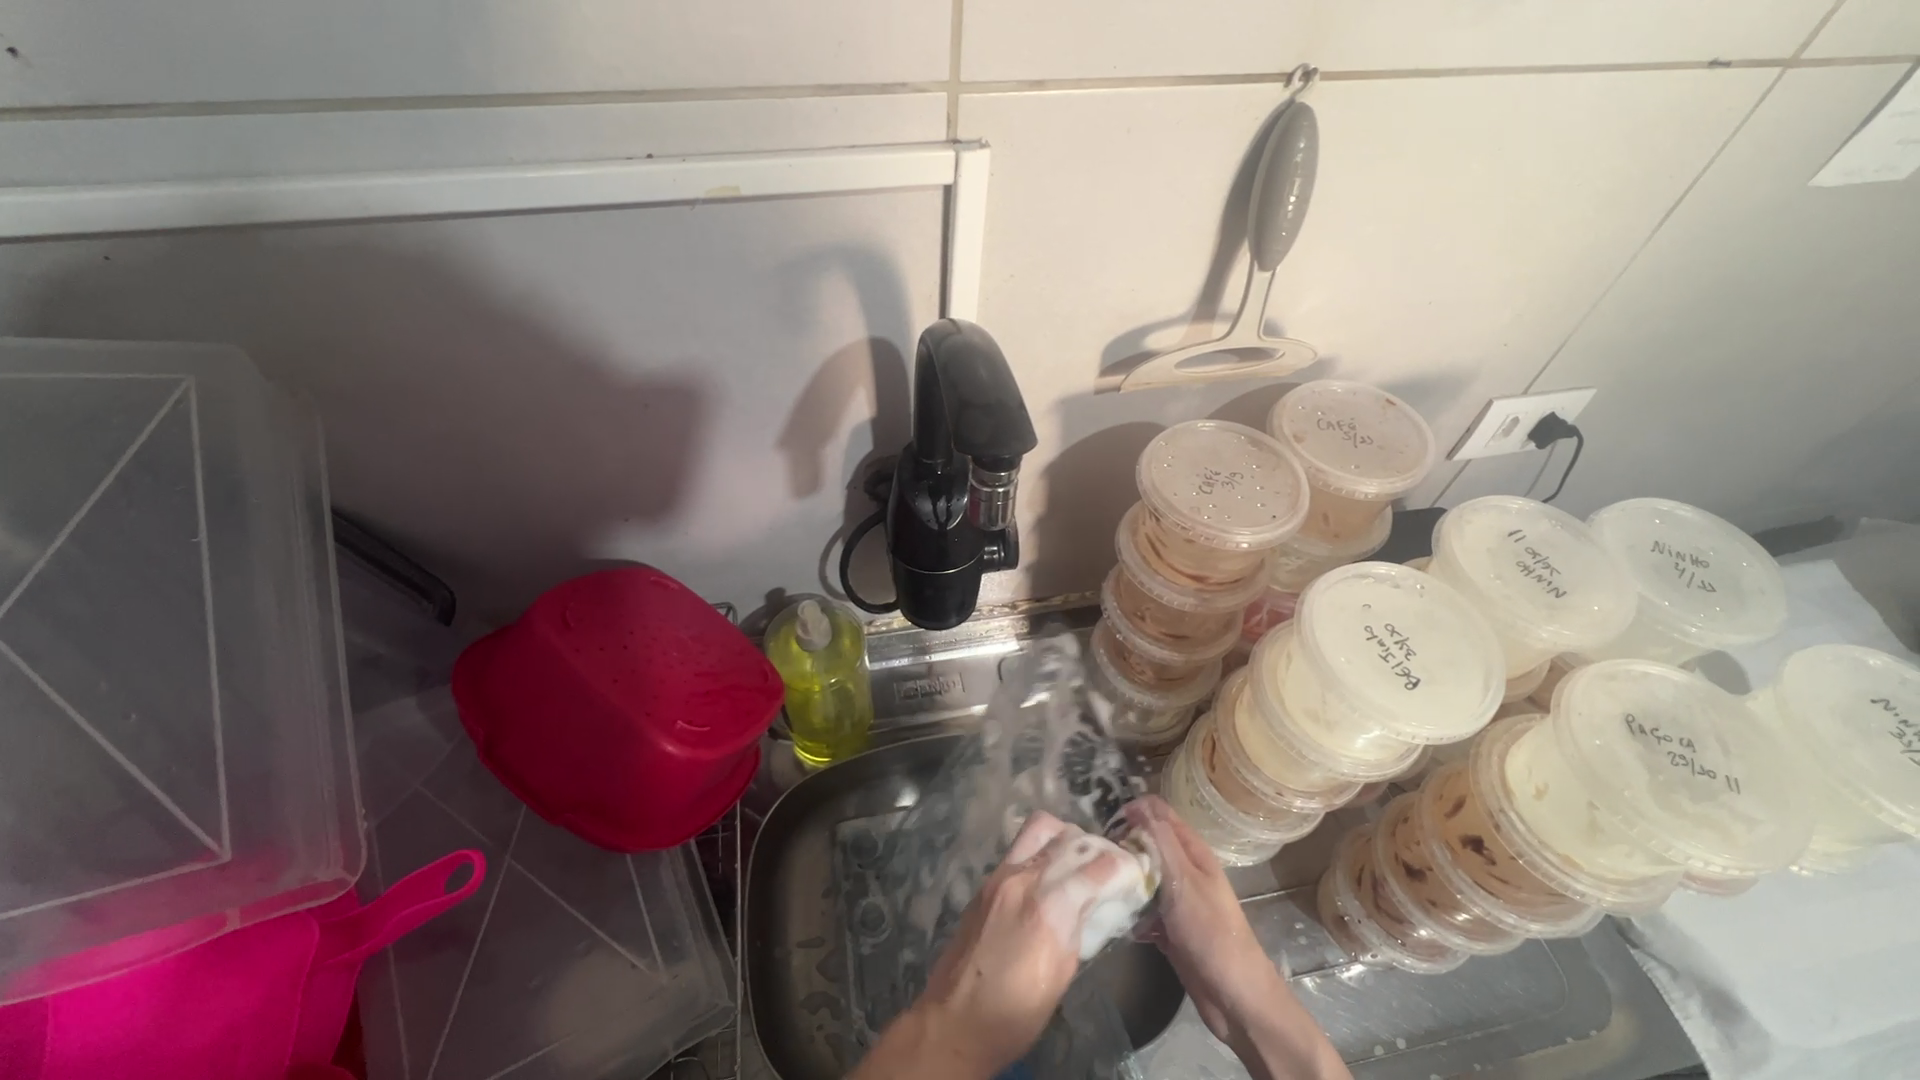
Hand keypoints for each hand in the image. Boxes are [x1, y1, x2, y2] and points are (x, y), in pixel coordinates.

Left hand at [850, 811, 1135, 1078]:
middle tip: (1105, 866)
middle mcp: (1024, 879)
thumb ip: (1079, 928)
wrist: (954, 1019)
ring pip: (1038, 829)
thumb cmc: (1015, 1012)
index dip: (1121, 867)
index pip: (1097, 867)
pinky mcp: (984, 882)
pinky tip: (1047, 877)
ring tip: (1075, 862)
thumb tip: (1093, 903)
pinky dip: (1039, 852)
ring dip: (1063, 838)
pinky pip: (1019, 849)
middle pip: (1068, 837)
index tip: (1131, 873)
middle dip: (1094, 848)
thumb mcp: (1062, 974)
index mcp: (1049, 906)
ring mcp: (1000, 876)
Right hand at [1122, 795, 1284, 1042]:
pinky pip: (1142, 911)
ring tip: (1098, 886)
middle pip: (1147, 845)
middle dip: (1122, 847)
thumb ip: (1161, 840)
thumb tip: (1139, 804)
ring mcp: (1177, 901)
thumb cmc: (1210, 931)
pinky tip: (1115, 920)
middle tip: (1096, 859)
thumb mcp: (1183, 879)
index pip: (1159, 813)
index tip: (1108, 826)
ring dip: (1123, 882)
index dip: (1134, 812)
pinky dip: (1130, 914)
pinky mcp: (1169, 928)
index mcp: (1193, 852)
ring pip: (1142, 878)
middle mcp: (1184, 871)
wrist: (1233, 995)